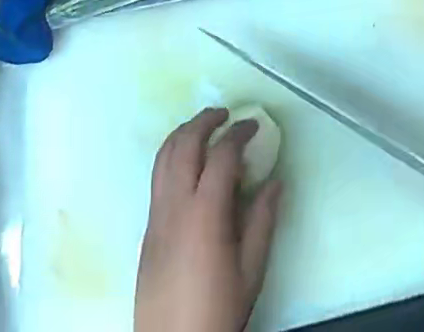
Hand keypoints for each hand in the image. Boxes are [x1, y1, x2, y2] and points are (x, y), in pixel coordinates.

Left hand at [135, 108, 283, 331]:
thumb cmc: (218, 309)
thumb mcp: (251, 270)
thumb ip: (263, 220)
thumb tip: (275, 180)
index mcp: (205, 212)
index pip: (222, 156)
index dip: (239, 133)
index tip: (253, 124)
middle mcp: (175, 203)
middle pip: (185, 144)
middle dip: (204, 121)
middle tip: (224, 113)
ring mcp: (156, 212)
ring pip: (164, 155)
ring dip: (183, 132)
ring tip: (203, 127)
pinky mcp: (147, 225)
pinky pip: (157, 174)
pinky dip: (171, 153)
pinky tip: (186, 161)